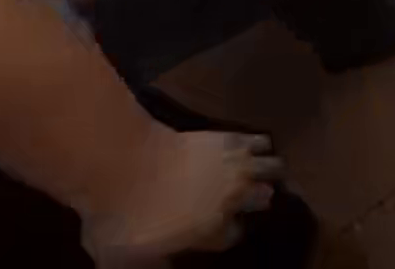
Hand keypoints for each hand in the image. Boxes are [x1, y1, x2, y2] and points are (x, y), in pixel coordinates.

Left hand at [81, 130, 281, 267]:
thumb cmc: (123, 218)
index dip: (225, 236)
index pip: (231, 236)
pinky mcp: (236, 140)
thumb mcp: (122, 259)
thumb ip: (152, 265)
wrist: (129, 168)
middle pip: (261, 199)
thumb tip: (168, 268)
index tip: (218, 234)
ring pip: (272, 167)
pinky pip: (261, 142)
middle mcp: (234, 196)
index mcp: (210, 228)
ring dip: (268, 173)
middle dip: (257, 202)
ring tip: (261, 175)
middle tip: (249, 202)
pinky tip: (251, 151)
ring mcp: (239, 165)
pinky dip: (260, 148)